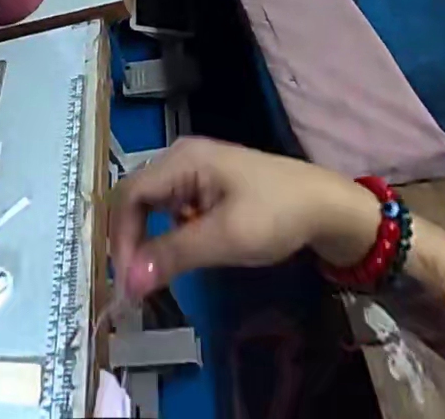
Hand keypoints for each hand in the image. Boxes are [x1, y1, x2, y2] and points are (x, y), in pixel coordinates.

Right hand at [107, 137, 380, 299]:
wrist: (323, 204)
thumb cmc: (276, 214)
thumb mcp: (225, 237)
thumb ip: (173, 255)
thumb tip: (127, 283)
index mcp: (183, 158)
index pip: (130, 194)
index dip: (120, 238)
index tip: (127, 284)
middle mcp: (182, 157)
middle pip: (136, 197)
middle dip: (129, 240)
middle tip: (133, 287)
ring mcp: (194, 169)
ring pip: (151, 204)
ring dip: (145, 240)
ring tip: (148, 279)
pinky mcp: (205, 185)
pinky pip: (170, 208)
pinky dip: (164, 235)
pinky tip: (174, 258)